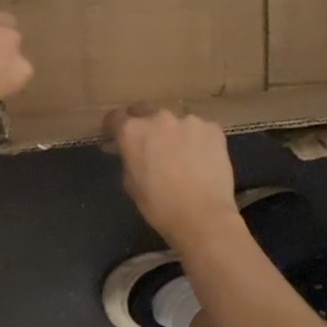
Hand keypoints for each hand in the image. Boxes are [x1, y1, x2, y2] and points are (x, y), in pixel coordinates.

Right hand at [106, 107, 240, 248]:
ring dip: (172, 132)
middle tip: (148, 145)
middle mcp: (159, 117)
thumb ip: (128, 158)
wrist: (202, 216)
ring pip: (175, 121)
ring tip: (179, 154)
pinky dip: (195, 140)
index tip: (115, 138)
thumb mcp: (131, 183)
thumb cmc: (159, 206)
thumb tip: (129, 150)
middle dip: (143, 124)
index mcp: (133, 131)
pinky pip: (199, 130)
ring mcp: (189, 120)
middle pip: (145, 111)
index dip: (113, 128)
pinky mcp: (213, 129)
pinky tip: (199, 158)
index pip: (115, 117)